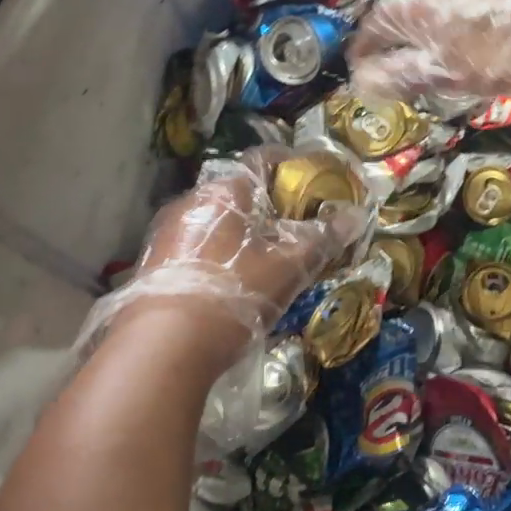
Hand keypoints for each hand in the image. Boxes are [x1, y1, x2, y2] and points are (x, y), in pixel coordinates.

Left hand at [74, 149, 366, 357]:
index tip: (317, 180)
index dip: (294, 165)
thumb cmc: (234, 294)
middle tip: (302, 225)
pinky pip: (200, 247)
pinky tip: (239, 281)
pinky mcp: (155, 267)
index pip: (263, 159)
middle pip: (241, 192)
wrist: (162, 351)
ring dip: (247, 232)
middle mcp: (191, 202)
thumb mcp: (289, 267)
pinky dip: (224, 254)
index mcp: (224, 191)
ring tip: (273, 257)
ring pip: (219, 221)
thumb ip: (324, 237)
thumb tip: (355, 216)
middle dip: (272, 205)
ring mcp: (168, 235)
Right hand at [346, 0, 510, 101]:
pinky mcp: (510, 0)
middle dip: (396, 41)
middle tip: (390, 66)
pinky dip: (459, 38)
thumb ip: (407, 74)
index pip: (380, 21)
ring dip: (428, 39)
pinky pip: (470, 20)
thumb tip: (364, 81)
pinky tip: (474, 54)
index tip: (357, 63)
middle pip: (410, 15)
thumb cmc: (501, 49)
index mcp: (424, 10)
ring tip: (430, 64)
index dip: (365, 44)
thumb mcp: (449, 71)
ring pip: (441, 16)